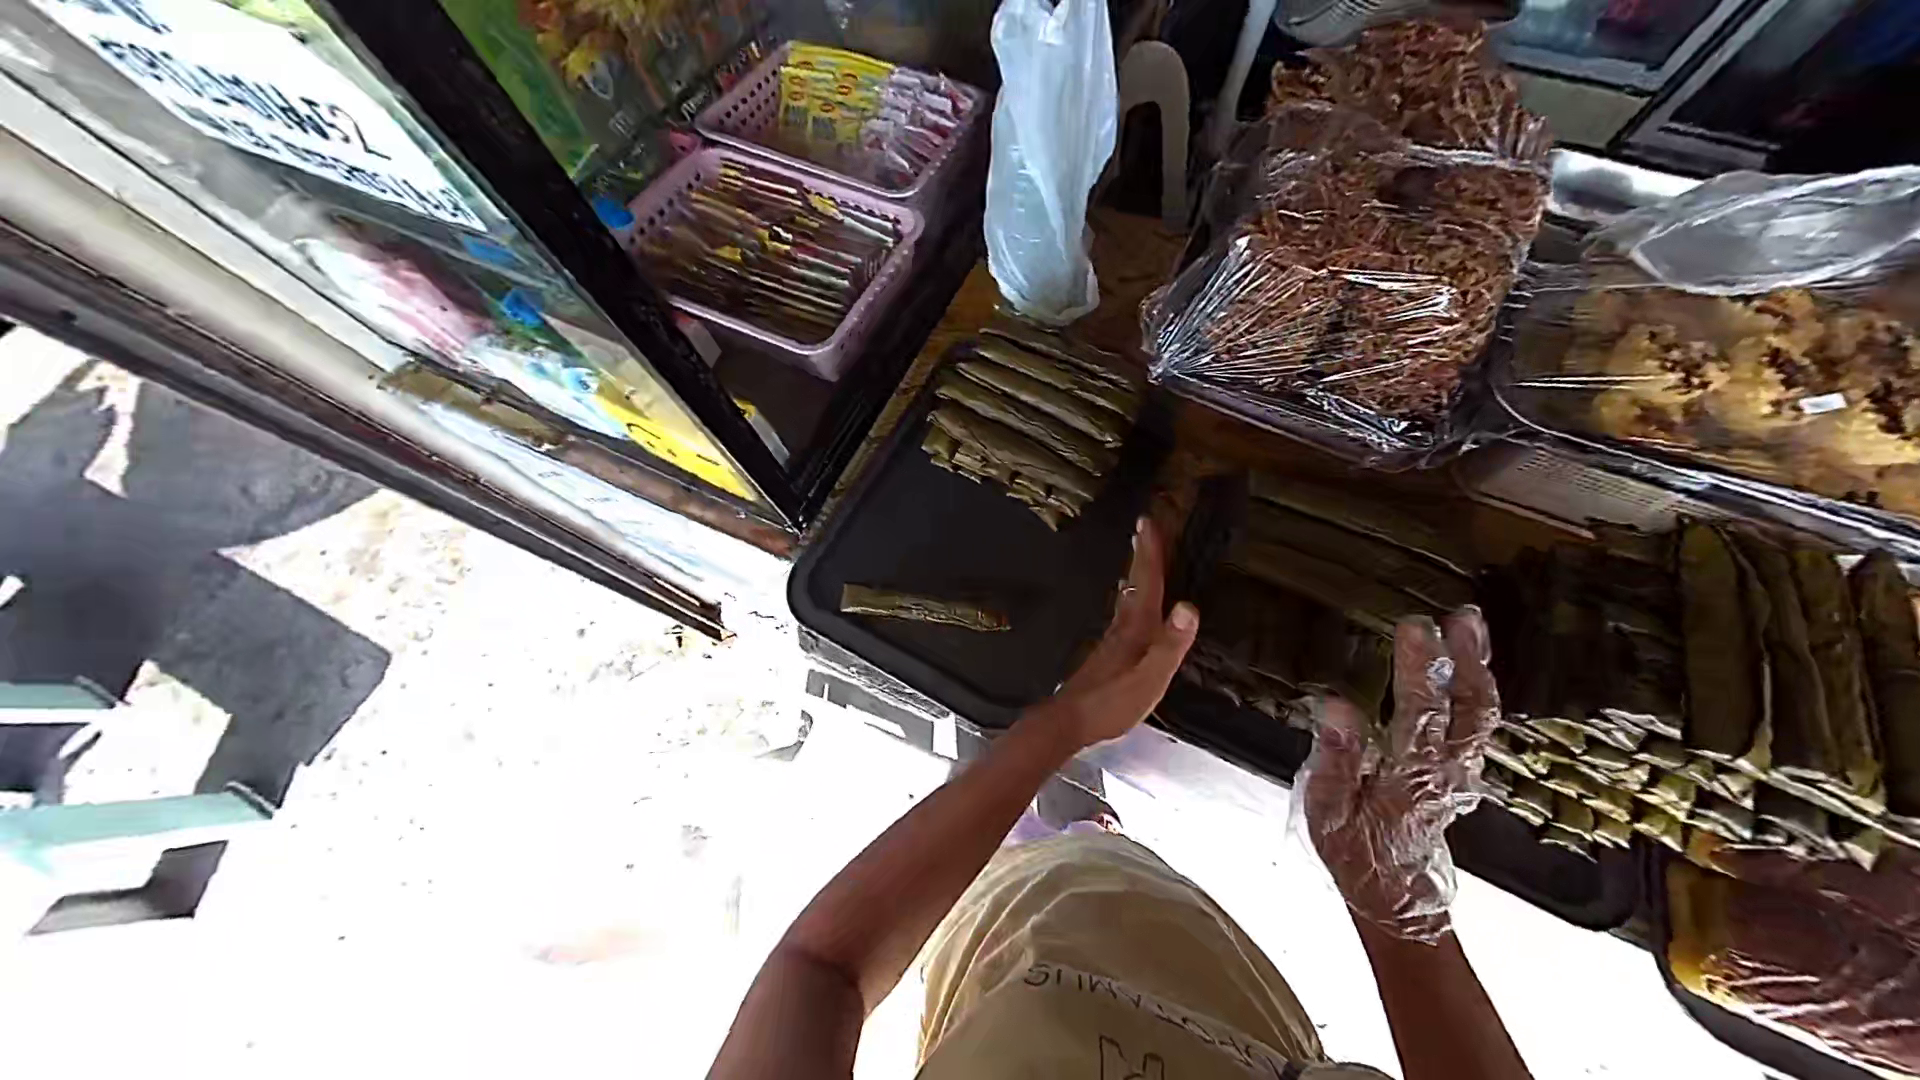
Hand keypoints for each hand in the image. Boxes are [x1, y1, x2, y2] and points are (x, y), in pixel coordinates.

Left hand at [1019, 515, 1199, 754]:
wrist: (1069, 720)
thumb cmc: (1111, 703)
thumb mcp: (1150, 679)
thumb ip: (1170, 645)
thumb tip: (1188, 606)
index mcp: (1136, 630)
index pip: (1146, 583)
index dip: (1149, 553)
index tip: (1148, 522)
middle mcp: (1123, 627)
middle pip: (1136, 583)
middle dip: (1142, 554)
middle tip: (1144, 526)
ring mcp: (1113, 639)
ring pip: (1128, 596)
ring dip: (1136, 573)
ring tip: (1139, 556)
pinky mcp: (1108, 652)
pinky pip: (1124, 612)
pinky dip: (1130, 597)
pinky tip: (1128, 604)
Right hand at [1301, 608, 1499, 942]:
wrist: (1396, 893)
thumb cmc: (1353, 848)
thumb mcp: (1326, 810)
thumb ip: (1334, 759)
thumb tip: (1336, 706)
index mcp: (1410, 776)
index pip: (1420, 712)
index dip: (1420, 668)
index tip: (1415, 626)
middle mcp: (1446, 770)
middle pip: (1469, 709)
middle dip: (1467, 659)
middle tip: (1462, 616)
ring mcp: (1461, 771)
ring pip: (1481, 714)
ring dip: (1480, 668)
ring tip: (1471, 625)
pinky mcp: (1462, 771)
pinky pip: (1478, 724)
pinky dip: (1478, 687)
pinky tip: (1470, 665)